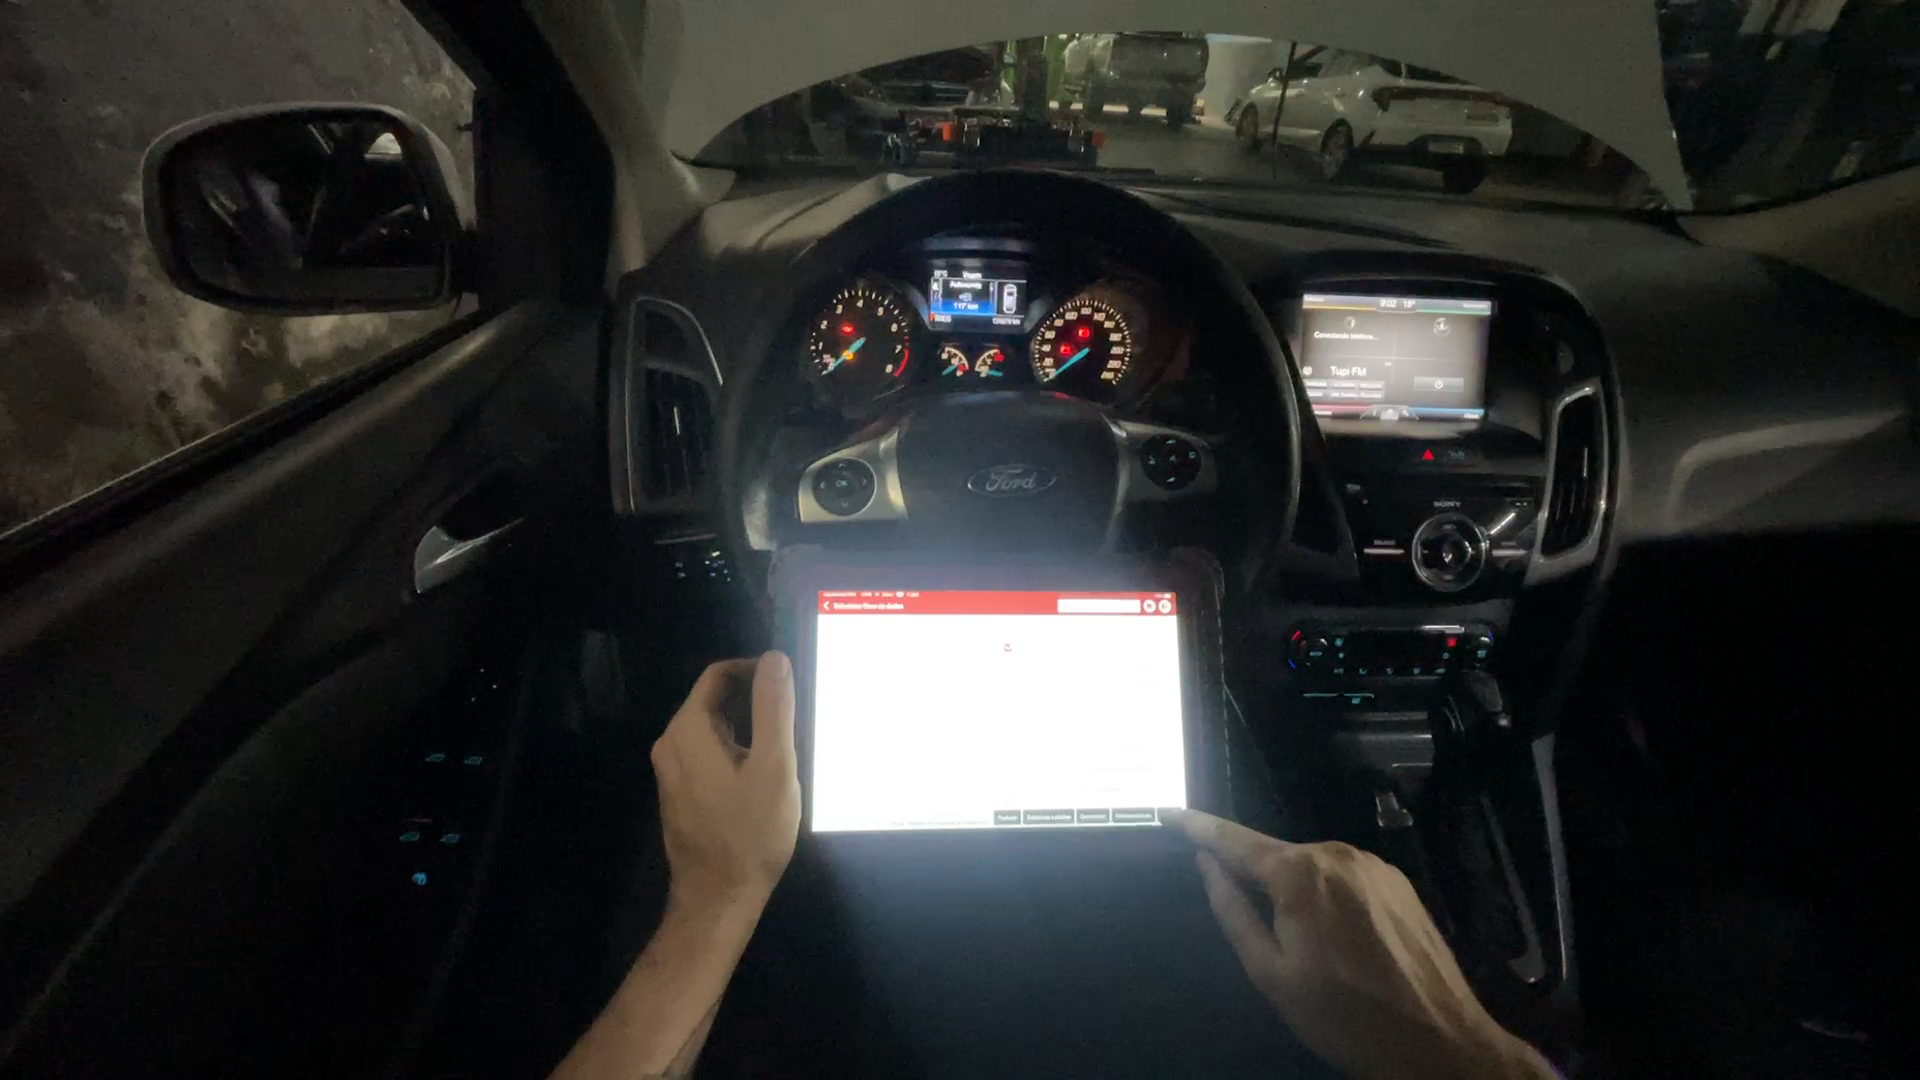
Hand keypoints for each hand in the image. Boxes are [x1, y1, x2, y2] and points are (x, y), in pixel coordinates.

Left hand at [652, 653, 800, 914]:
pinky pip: (708, 750)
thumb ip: (773, 708)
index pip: (717, 675)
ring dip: (747, 724)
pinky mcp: (680, 790)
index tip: (787, 685)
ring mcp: (672, 770)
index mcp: (688, 731)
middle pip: (713, 698)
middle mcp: (671, 744)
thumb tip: (774, 658)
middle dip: (753, 698)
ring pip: (713, 725)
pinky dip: (735, 747)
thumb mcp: (774, 766)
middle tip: (792, 719)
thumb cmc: (750, 833)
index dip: (754, 670)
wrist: (717, 902)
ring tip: (783, 746)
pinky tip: (761, 773)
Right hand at [1162, 809, 1554, 1079]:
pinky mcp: (1396, 878)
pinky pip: (1342, 873)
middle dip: (1255, 876)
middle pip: (1272, 853)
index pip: (1231, 837)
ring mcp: (1369, 862)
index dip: (1195, 824)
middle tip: (1265, 933)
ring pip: (1308, 863)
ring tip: (1313, 946)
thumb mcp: (1272, 975)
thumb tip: (1206, 864)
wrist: (1448, 1048)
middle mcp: (1332, 852)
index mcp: (1297, 873)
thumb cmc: (1348, 1018)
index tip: (1167, 812)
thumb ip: (1232, 911)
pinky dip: (1327, 891)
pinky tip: (1345, 937)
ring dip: (1294, 887)